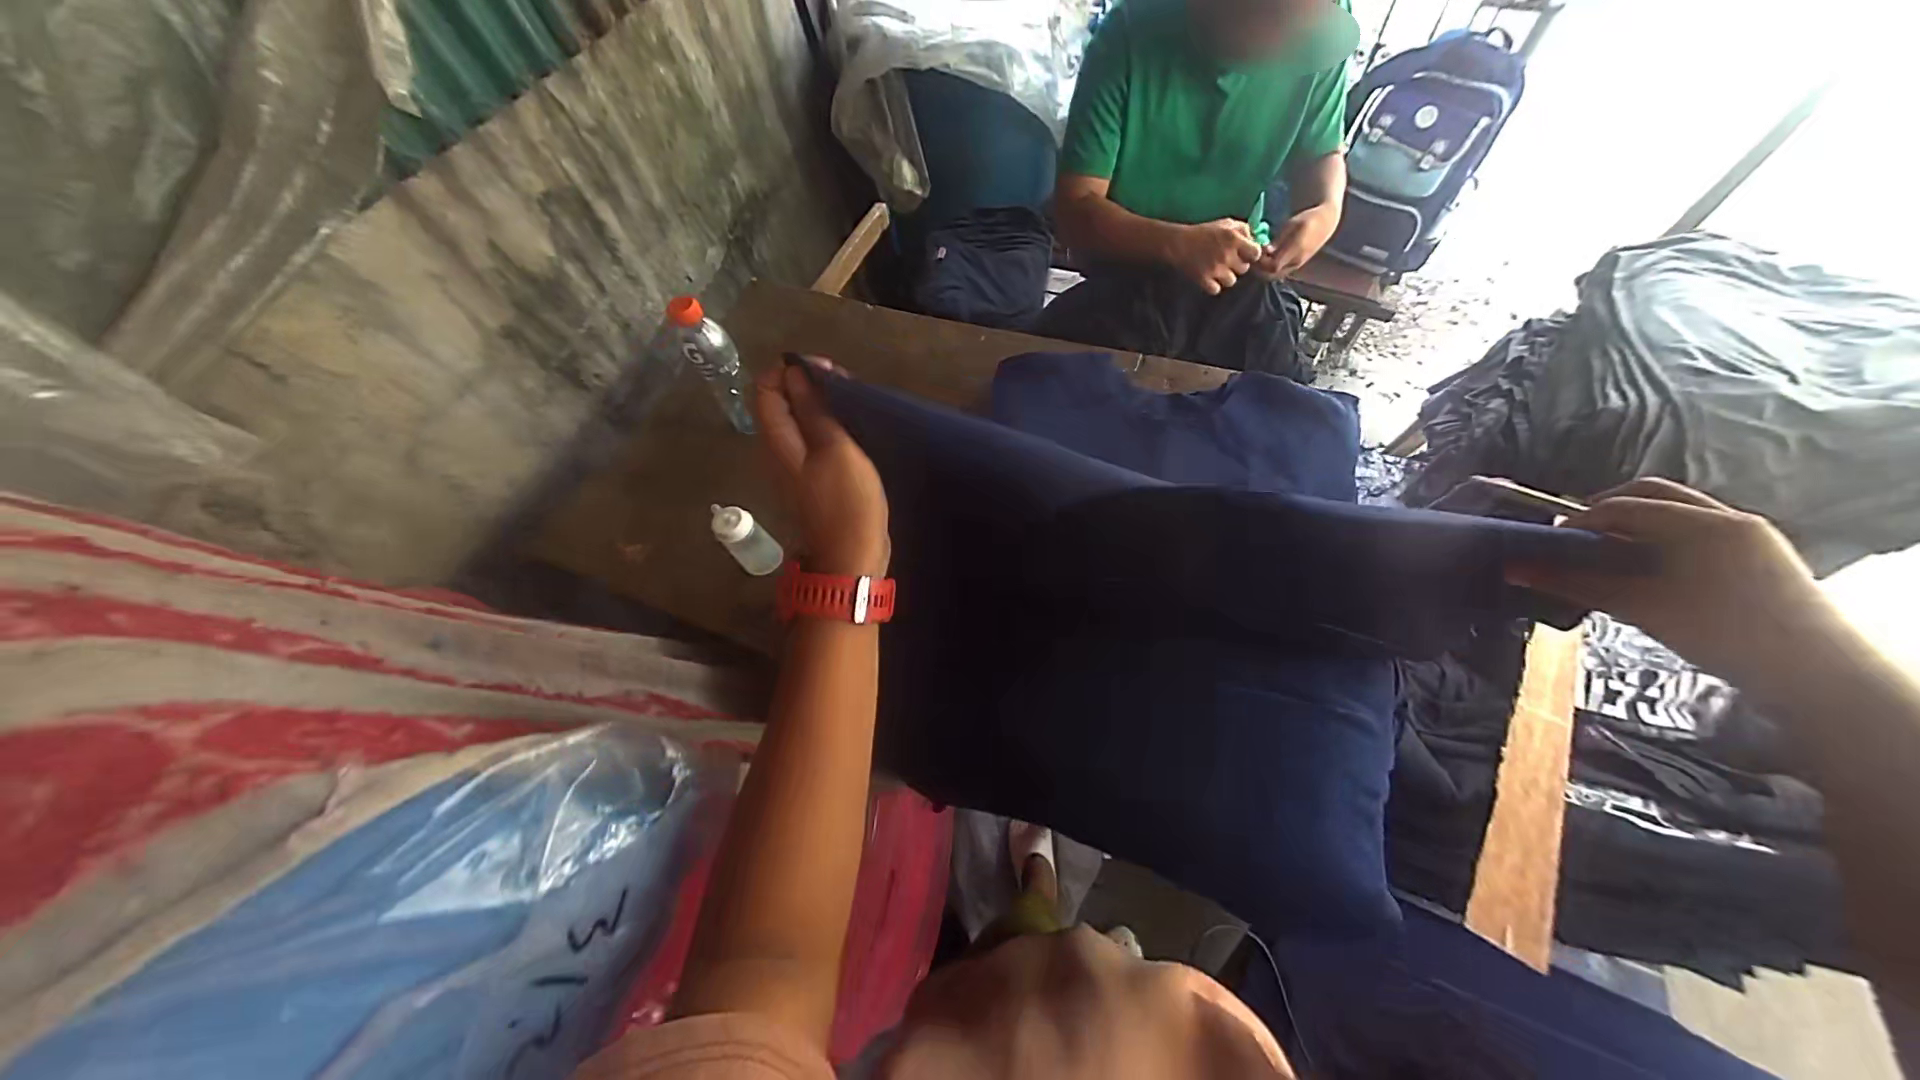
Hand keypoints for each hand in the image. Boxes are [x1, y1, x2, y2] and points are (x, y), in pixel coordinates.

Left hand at [753, 358, 889, 576]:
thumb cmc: (846, 502)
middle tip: (843, 384)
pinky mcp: (811, 479)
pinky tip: (850, 430)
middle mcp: (777, 450)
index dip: (790, 370)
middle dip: (807, 384)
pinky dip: (826, 427)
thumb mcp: (834, 449)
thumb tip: (794, 372)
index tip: (826, 370)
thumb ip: (813, 409)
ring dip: (819, 405)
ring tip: (850, 403)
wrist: (851, 556)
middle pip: (780, 403)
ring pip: (797, 422)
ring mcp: (793, 467)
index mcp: (777, 440)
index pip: (766, 388)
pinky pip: (810, 441)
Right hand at [1166, 218, 1262, 294]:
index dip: (1251, 255)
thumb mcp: (1226, 224)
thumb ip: (1243, 230)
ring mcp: (1215, 269)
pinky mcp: (1203, 280)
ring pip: (1231, 281)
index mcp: (1233, 239)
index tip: (1245, 254)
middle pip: (1244, 269)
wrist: (1178, 243)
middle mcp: (1227, 255)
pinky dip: (1213, 286)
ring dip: (1226, 277)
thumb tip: (1256, 240)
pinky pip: (1216, 289)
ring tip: (1218, 270)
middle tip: (1227, 261)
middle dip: (1237, 265)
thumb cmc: (1203, 232)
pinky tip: (1209, 278)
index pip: (1255, 253)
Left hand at [1254, 205, 1338, 278]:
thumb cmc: (1307, 220)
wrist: (1324, 223)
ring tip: (1256, 258)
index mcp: (1296, 250)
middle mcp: (1295, 262)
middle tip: (1251, 257)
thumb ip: (1278, 240)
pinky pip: (1276, 273)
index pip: (1273, 266)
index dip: (1261, 262)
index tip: (1255, 252)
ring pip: (1272, 276)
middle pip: (1270, 275)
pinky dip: (1266, 269)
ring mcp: (1294, 266)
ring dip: (1261, 270)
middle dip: (1258, 269)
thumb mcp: (1291, 225)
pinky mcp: (1292, 267)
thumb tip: (1265, 251)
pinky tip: (1263, 259)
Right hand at [1505, 478, 1840, 679]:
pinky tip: (1647, 570)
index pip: (1621, 505)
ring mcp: (1750, 535)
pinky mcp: (1759, 554)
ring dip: (1634, 526)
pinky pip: (1696, 530)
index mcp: (1702, 524)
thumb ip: (1573, 585)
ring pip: (1674, 511)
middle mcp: (1729, 518)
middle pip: (1650, 495)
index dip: (1577, 520)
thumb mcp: (1639, 608)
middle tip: (1574, 541)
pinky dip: (1661, 539)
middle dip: (1605, 511)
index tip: (1549, 544)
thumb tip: (1514, 570)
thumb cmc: (1721, 635)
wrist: (1818, 677)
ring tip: (1607, 558)